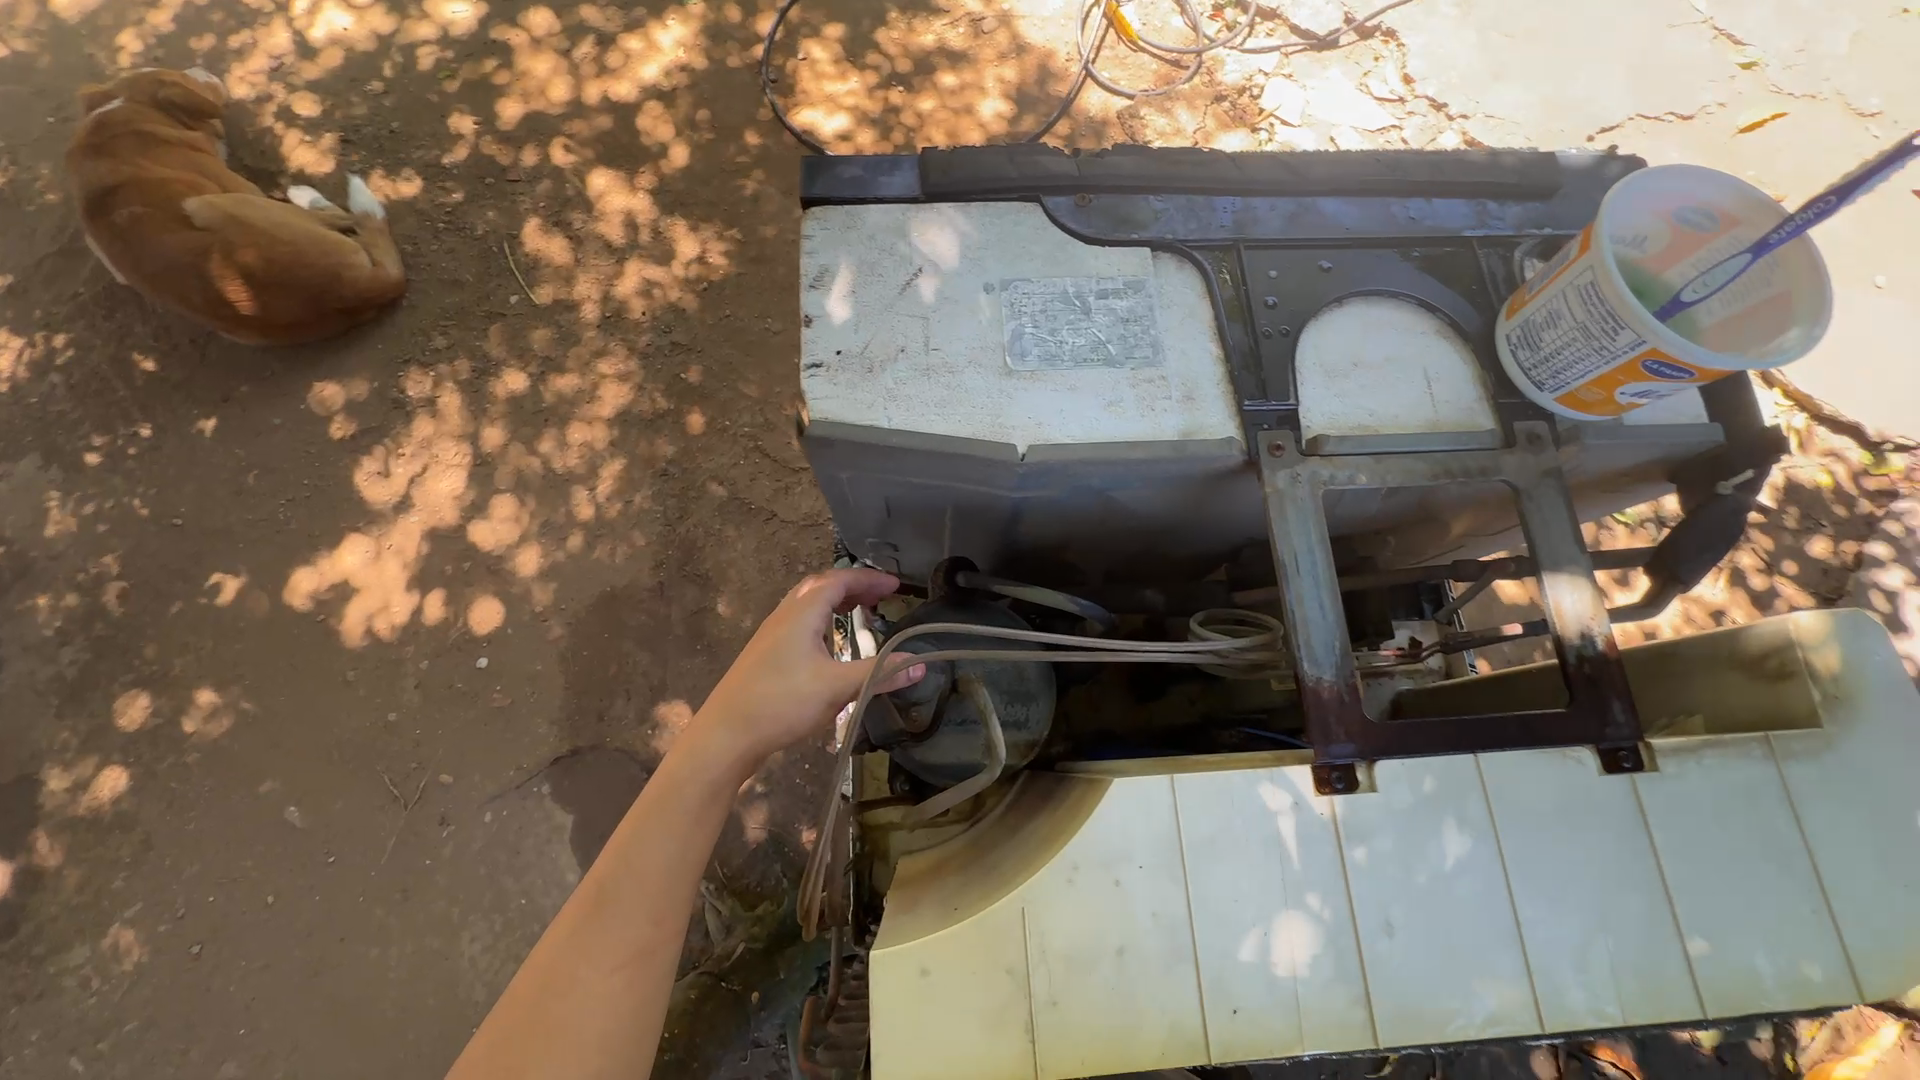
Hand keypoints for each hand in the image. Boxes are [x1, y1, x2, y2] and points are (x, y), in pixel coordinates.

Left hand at [689, 567, 924, 774]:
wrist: (726, 735)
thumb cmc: (782, 702)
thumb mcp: (837, 687)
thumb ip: (879, 674)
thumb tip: (920, 664)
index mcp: (802, 613)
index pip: (839, 581)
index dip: (868, 579)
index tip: (896, 586)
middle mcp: (784, 616)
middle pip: (821, 587)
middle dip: (853, 587)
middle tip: (881, 597)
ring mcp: (771, 636)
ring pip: (807, 606)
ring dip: (836, 603)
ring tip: (860, 614)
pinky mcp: (765, 656)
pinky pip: (799, 624)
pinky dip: (822, 622)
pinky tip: (829, 646)